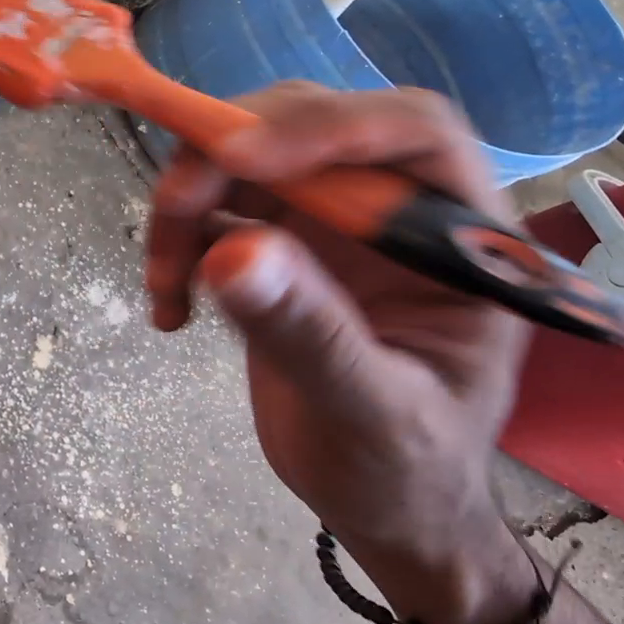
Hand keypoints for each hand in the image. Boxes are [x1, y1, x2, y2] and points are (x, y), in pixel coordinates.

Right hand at [145, 83, 534, 623]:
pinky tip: (169, 307)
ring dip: (182, 209)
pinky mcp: (268, 241)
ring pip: (236, 162)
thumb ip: (311, 334)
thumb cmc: (401, 468)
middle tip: (173, 208)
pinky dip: (170, 244)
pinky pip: (204, 208)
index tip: (237, 157)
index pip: (409, 133)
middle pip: (301, 129)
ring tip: (165, 288)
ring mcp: (325, 223)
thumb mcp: (369, 412)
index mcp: (458, 238)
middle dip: (223, 161)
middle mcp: (390, 211)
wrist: (374, 497)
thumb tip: (232, 253)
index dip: (325, 125)